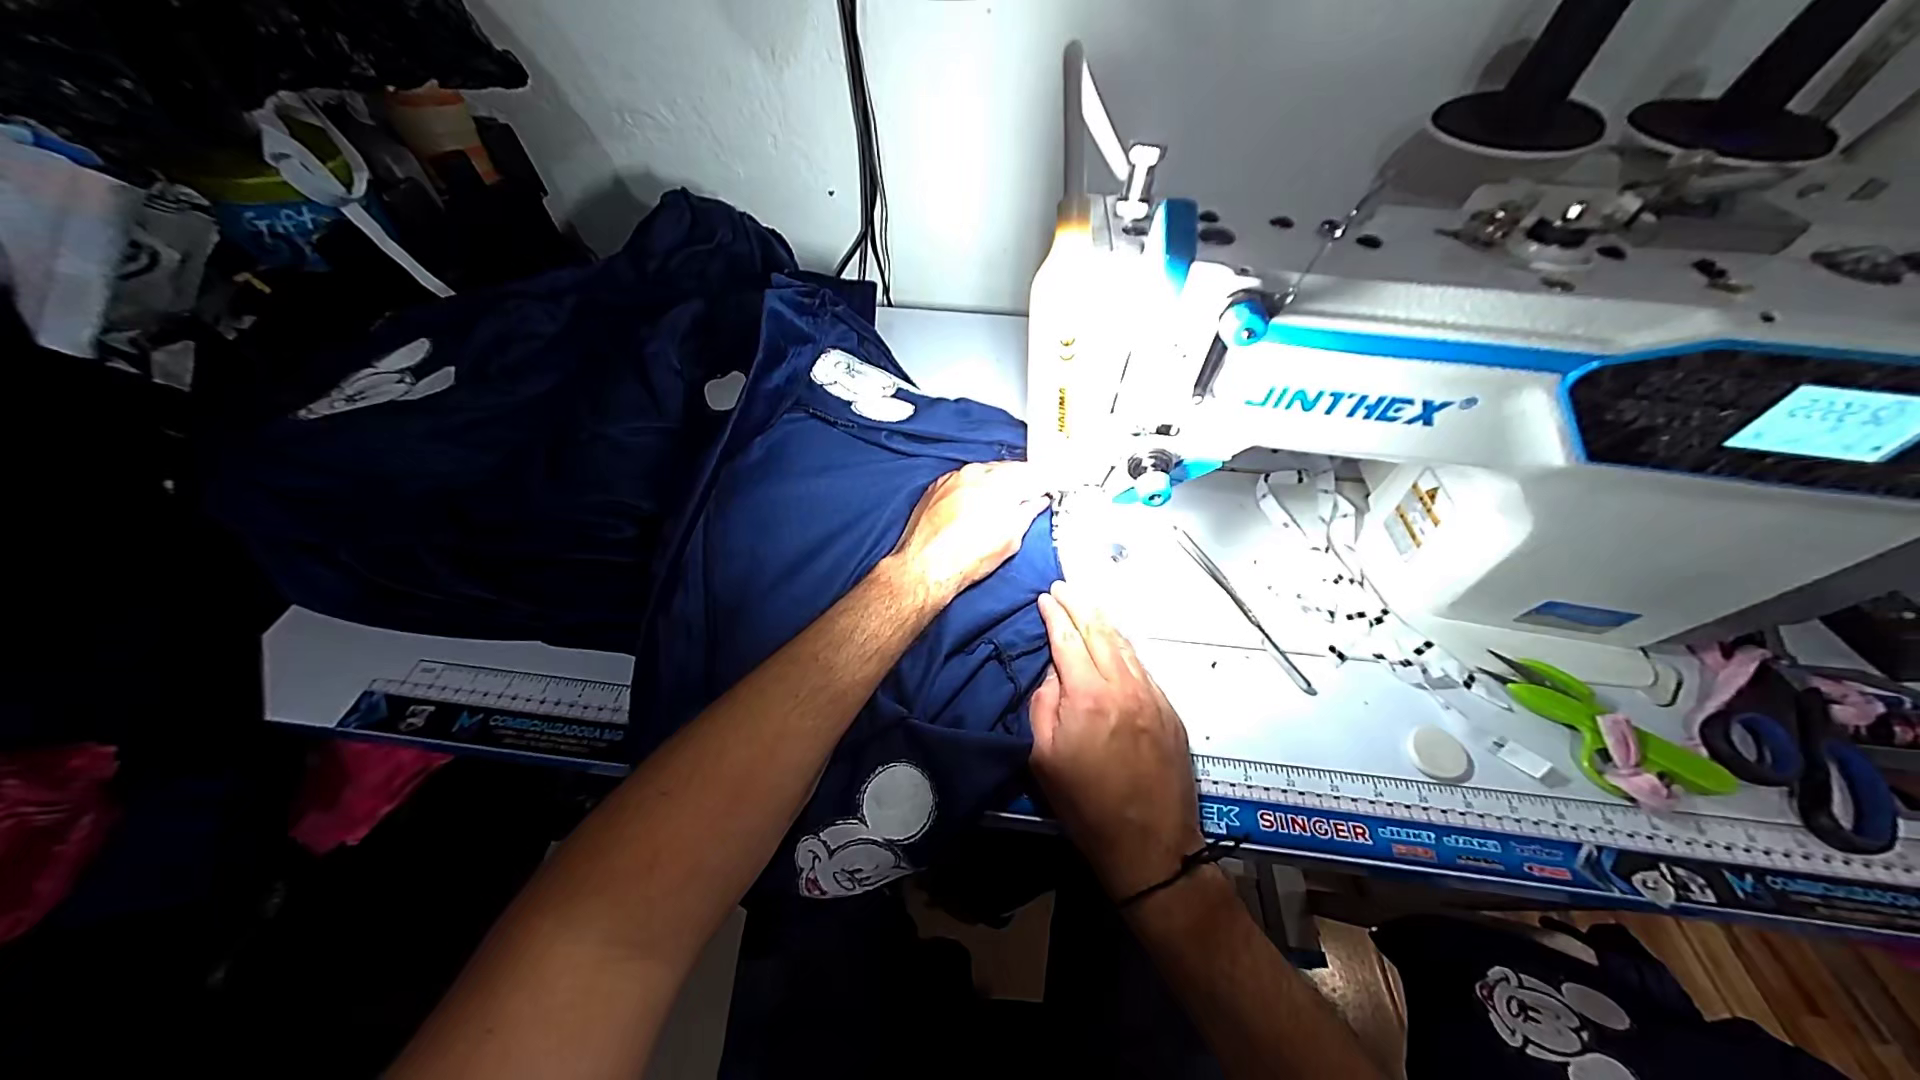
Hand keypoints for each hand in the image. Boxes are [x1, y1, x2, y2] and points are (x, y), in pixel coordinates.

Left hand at [889, 462, 1048, 602]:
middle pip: (1007, 469)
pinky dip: (971, 489)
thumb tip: (1036, 503)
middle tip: (1025, 499)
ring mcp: (954, 477)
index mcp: (1001, 482)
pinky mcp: (936, 486)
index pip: (1031, 472)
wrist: (925, 566)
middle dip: (1018, 482)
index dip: (1042, 482)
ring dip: (994, 485)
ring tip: (997, 508)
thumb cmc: (966, 558)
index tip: (1045, 489)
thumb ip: (1027, 514)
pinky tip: (972, 508)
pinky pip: (962, 480)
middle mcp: (976, 473)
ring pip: (983, 473)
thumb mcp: (1010, 539)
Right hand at [1029, 580, 1203, 900]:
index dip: (1054, 614)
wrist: (1150, 843)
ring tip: (1088, 605)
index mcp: (1088, 696)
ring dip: (1104, 621)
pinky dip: (1124, 648)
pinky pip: (1143, 667)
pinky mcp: (1169, 712)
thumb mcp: (1042, 758)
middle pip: (1099, 632)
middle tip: (1064, 586)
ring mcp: (1152, 697)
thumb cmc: (1086, 806)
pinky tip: (1116, 644)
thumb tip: (1052, 674)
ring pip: (1125, 646)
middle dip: (1080, 604)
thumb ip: (1043, 705)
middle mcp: (1123, 687)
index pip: (1067, 639)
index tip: (1045, 598)